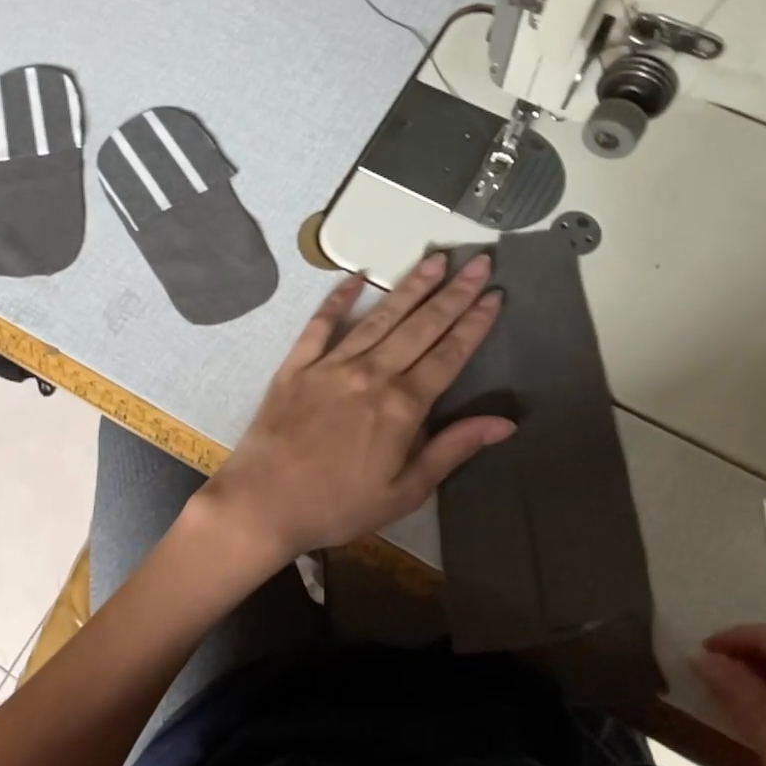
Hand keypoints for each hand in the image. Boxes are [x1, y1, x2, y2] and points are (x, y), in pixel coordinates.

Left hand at [200, 253, 514, 560]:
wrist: (261, 504)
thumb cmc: (336, 506)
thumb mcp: (404, 491)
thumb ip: (452, 449)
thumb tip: (504, 422)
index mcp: (402, 406)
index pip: (449, 355)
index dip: (475, 324)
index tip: (495, 295)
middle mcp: (371, 374)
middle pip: (420, 326)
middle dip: (454, 293)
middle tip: (479, 261)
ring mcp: (330, 366)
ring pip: (379, 317)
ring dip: (409, 286)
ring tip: (435, 259)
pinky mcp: (296, 366)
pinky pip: (321, 324)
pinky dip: (339, 298)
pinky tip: (356, 275)